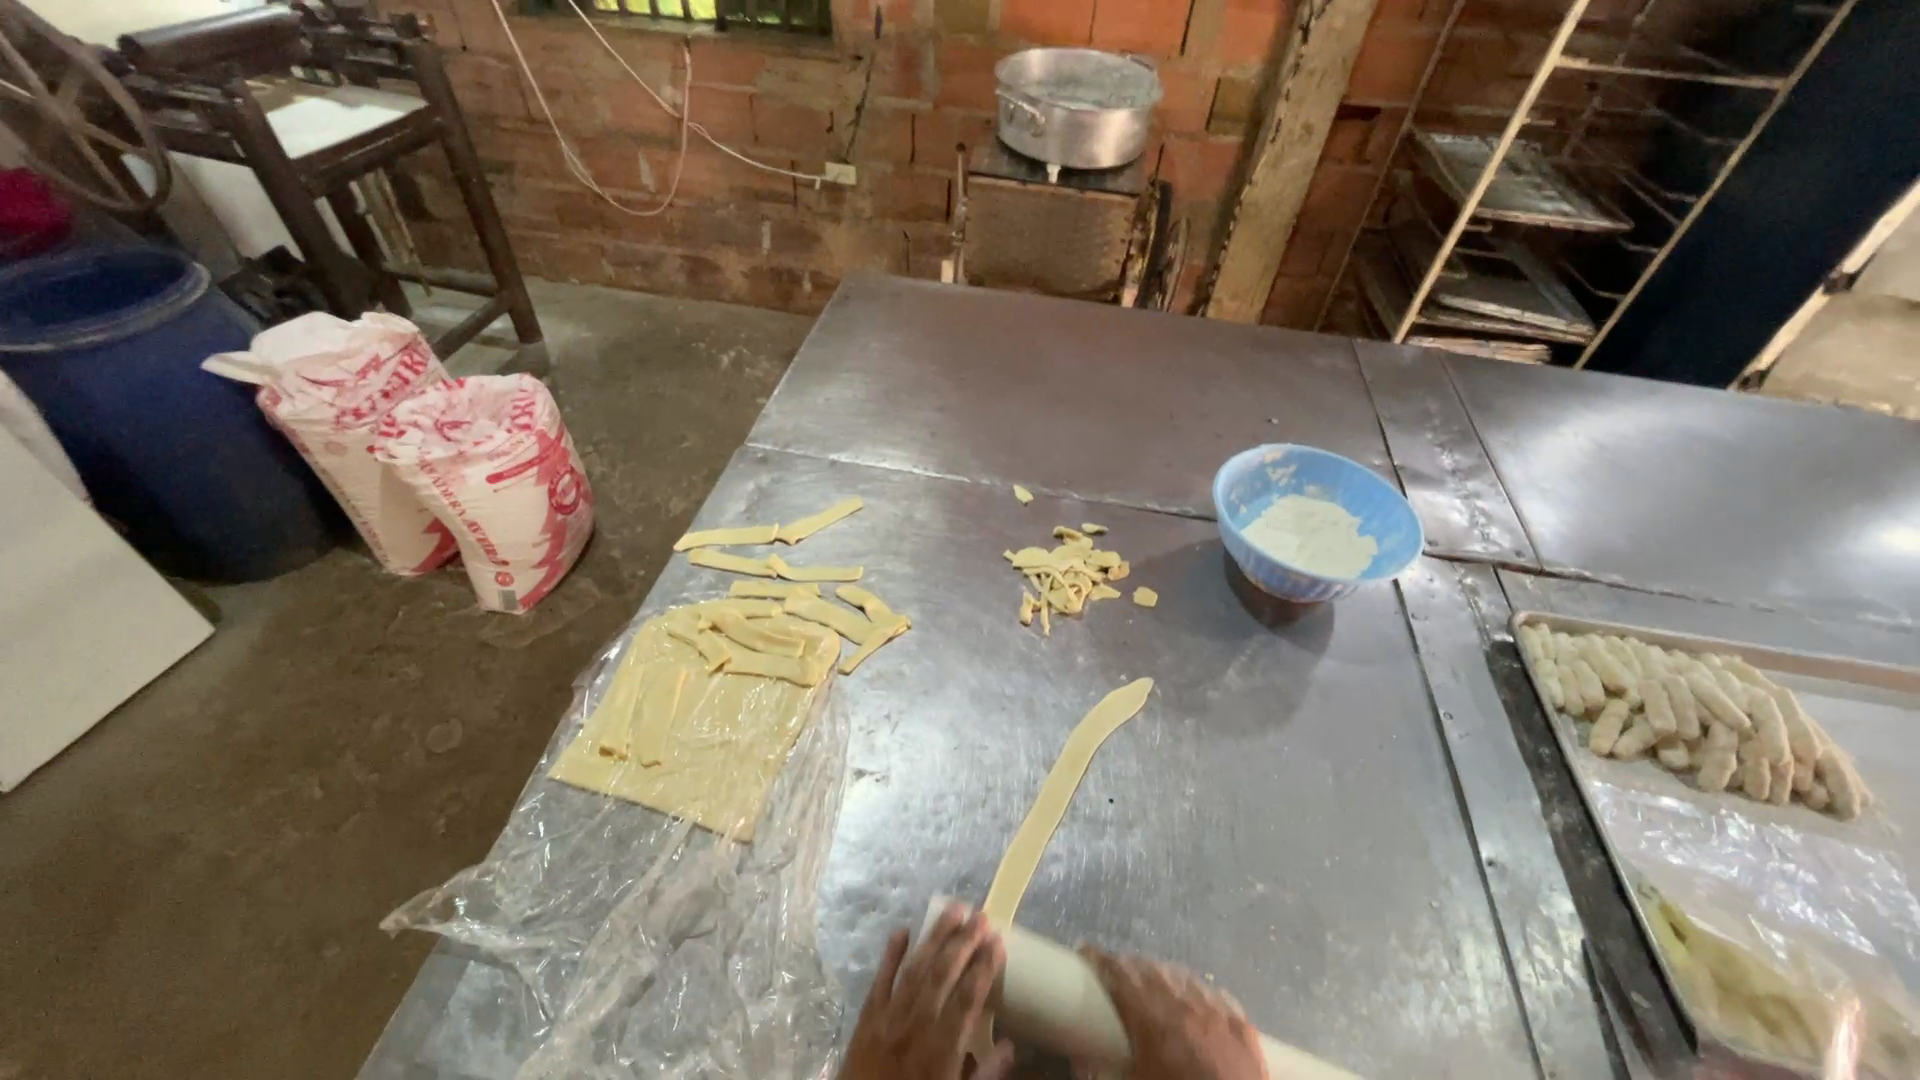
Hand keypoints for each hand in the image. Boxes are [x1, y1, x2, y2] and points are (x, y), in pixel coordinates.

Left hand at [838, 904, 1013, 1079]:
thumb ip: (985, 1075)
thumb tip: (1012, 1046)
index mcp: (942, 1049)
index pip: (968, 998)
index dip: (984, 968)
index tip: (998, 941)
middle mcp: (916, 1024)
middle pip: (943, 974)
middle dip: (963, 942)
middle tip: (981, 916)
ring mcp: (889, 1017)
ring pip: (916, 968)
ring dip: (935, 937)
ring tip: (953, 910)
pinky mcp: (867, 1017)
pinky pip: (880, 980)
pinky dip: (891, 954)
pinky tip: (902, 931)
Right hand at [1084, 949, 1266, 1079]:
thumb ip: (1101, 1072)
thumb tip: (1079, 1058)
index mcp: (1152, 1021)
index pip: (1118, 975)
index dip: (1099, 960)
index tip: (1085, 952)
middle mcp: (1183, 1006)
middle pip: (1149, 969)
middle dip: (1128, 965)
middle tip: (1113, 971)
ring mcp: (1216, 1012)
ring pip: (1182, 975)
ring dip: (1161, 973)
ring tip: (1150, 979)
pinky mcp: (1242, 1026)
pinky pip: (1215, 993)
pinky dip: (1197, 989)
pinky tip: (1193, 994)